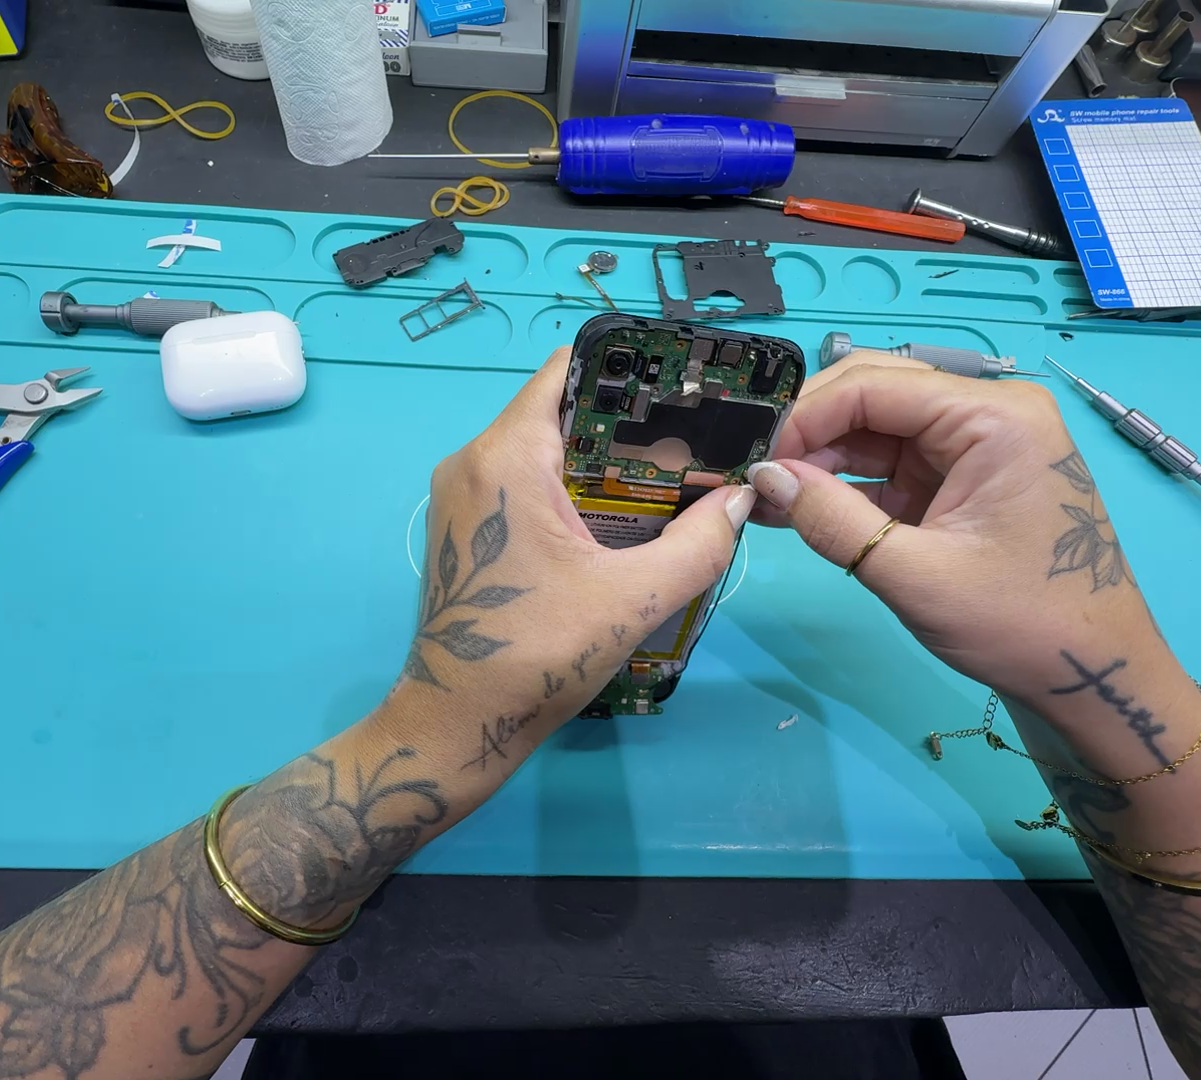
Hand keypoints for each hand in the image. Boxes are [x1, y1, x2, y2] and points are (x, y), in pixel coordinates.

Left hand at [383, 348, 754, 777]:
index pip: (568, 372)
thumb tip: (743, 497)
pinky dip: (568, 488)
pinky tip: (615, 518)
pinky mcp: (462, 525)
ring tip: (663, 482)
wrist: (456, 723)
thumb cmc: (537, 655)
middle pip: (559, 411)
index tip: (682, 395)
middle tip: (687, 448)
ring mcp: (460, 494)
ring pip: (541, 448)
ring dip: (599, 461)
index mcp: (505, 457)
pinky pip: (522, 482)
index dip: (629, 373)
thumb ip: (699, 544)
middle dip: (624, 424)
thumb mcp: (632, 600)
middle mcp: (472, 460)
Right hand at [746, 351, 1170, 703]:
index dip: (805, 417)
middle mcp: (981, 415)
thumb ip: (831, 520)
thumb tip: (761, 479)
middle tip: (754, 476)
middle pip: (871, 396)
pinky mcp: (951, 480)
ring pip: (867, 431)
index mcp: (992, 417)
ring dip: (814, 463)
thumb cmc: (1017, 623)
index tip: (753, 460)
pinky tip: (792, 509)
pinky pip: (880, 467)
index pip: (875, 386)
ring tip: (761, 498)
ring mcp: (966, 447)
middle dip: (807, 434)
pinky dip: (837, 487)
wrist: (1086, 675)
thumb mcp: (913, 574)